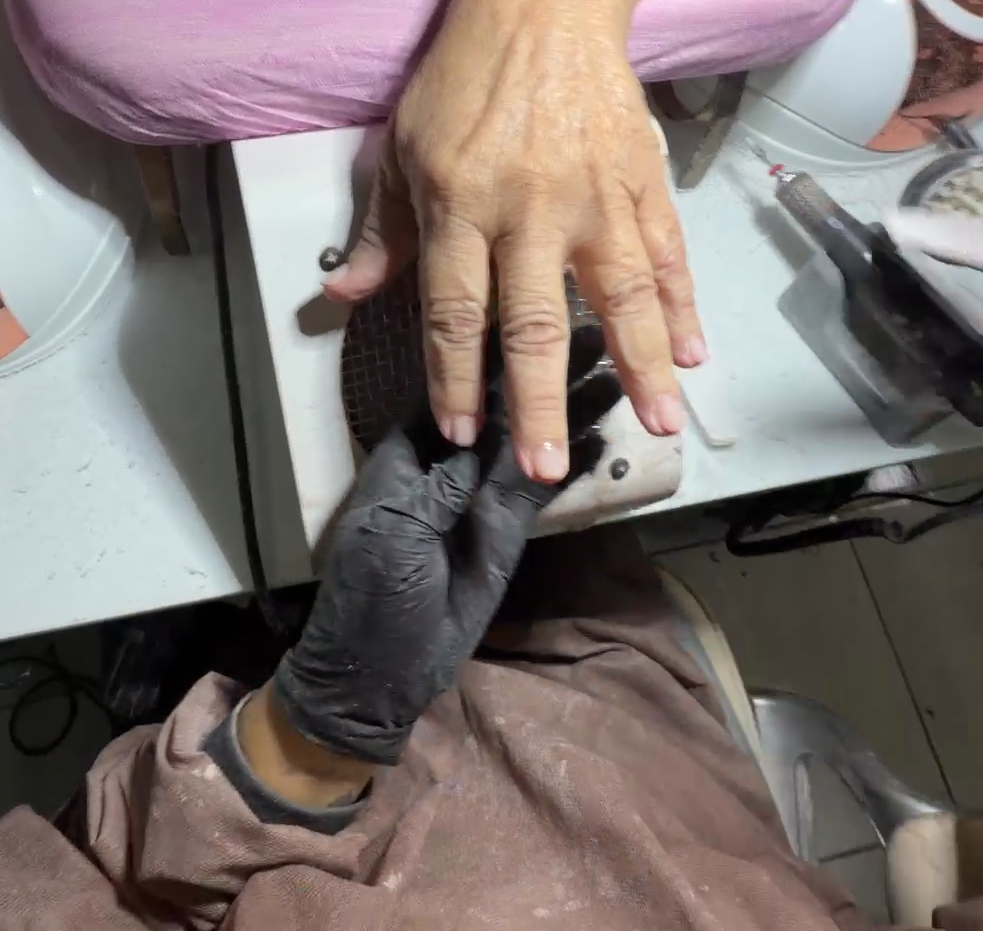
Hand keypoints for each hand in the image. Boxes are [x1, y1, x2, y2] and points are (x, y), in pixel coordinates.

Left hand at [270, 328, 623, 766]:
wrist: (383, 667)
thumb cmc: (371, 592)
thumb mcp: (395, 530)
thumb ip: (440, 484)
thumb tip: (479, 439)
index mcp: (405, 453)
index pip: (447, 390)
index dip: (483, 355)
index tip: (524, 315)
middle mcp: (447, 463)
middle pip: (497, 408)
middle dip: (537, 372)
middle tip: (590, 332)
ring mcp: (480, 496)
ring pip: (526, 442)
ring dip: (564, 408)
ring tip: (611, 371)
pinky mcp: (506, 529)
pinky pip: (540, 489)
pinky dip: (569, 462)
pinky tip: (601, 434)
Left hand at [324, 0, 700, 483]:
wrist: (543, 3)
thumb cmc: (460, 80)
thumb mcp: (398, 151)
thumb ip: (380, 234)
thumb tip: (346, 299)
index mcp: (460, 207)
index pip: (454, 313)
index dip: (455, 380)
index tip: (461, 433)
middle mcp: (529, 210)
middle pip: (536, 323)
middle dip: (539, 402)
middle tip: (546, 466)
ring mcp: (594, 196)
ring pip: (620, 296)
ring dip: (641, 366)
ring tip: (659, 425)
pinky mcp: (641, 178)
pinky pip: (666, 250)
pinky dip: (682, 303)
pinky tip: (694, 351)